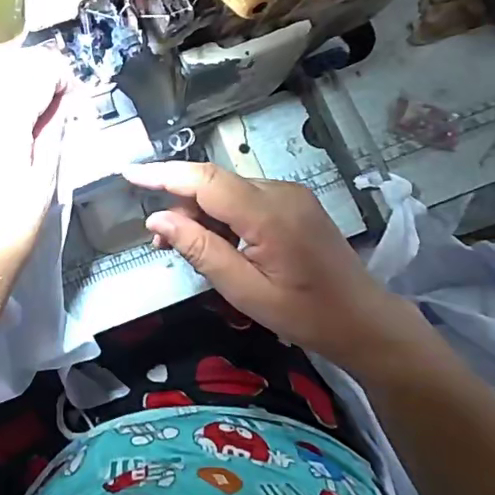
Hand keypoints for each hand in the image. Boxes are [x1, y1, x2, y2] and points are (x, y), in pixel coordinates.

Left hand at [0, 46, 73, 316]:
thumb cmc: (5, 236)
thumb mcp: (43, 184)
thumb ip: (52, 132)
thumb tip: (62, 102)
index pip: (36, 71)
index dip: (62, 77)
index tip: (74, 98)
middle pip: (5, 62)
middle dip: (35, 71)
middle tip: (55, 99)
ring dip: (6, 71)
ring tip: (25, 96)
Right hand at [122, 162, 431, 367]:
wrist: (366, 321)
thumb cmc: (306, 315)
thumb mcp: (246, 291)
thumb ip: (201, 250)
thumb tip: (158, 220)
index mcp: (269, 214)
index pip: (205, 180)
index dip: (163, 174)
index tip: (129, 173)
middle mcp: (280, 192)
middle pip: (213, 184)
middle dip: (180, 205)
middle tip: (161, 244)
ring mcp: (290, 194)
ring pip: (227, 190)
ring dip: (201, 213)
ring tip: (189, 250)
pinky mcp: (294, 202)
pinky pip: (245, 198)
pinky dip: (222, 216)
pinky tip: (219, 245)